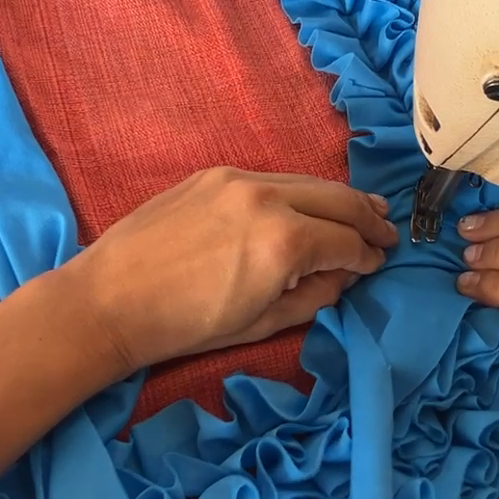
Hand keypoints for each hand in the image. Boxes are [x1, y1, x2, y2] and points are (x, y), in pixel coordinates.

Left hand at [54, 167, 397, 373]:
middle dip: (368, 216)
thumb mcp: (260, 324)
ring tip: (362, 210)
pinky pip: (271, 178)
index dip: (368, 256)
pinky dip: (298, 191)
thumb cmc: (185, 326)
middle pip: (337, 199)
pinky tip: (304, 204)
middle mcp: (267, 197)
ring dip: (337, 198)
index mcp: (284, 241)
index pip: (346, 242)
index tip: (379, 263)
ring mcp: (237, 178)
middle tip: (387, 231)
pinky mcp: (214, 173)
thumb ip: (314, 296)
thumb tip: (344, 276)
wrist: (111, 298)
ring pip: (306, 181)